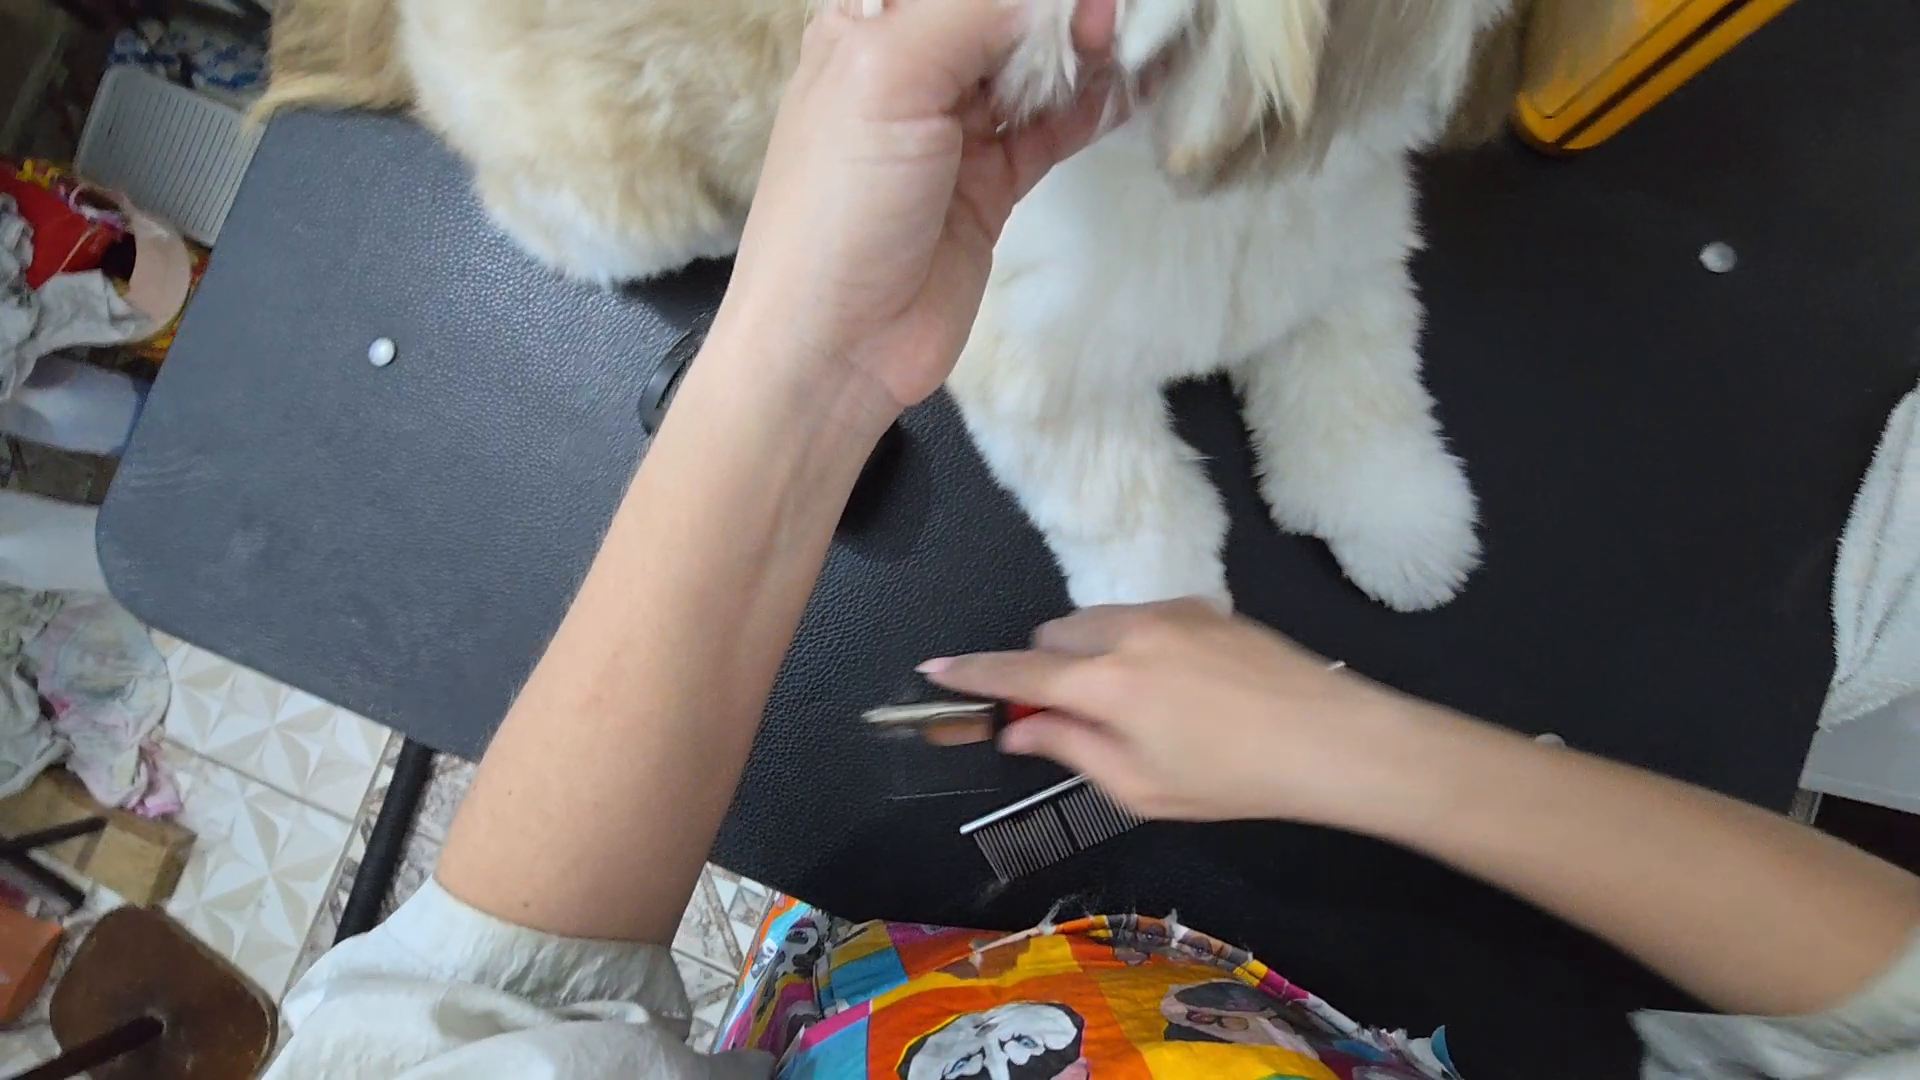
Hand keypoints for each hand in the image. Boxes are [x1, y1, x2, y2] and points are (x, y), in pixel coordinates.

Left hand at [717, 0, 1119, 414]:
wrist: (840, 346)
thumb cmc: (837, 212)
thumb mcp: (887, 79)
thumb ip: (969, 13)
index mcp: (867, 25)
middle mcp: (913, 71)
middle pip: (1002, 12)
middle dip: (1056, 5)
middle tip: (1103, 13)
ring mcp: (955, 134)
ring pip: (1034, 66)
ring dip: (1083, 46)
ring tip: (1125, 35)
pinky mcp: (990, 188)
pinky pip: (1052, 131)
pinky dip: (1092, 106)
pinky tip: (1135, 83)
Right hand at [920, 600, 1443, 823]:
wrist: (1332, 737)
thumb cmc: (1231, 779)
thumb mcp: (1140, 786)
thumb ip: (1068, 748)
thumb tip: (1016, 732)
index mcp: (1106, 683)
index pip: (1017, 672)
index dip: (971, 674)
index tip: (935, 671)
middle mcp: (1125, 631)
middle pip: (1050, 634)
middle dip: (1043, 667)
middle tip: (1070, 711)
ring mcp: (1164, 610)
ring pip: (1091, 620)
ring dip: (1084, 652)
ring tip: (1130, 698)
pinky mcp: (1197, 603)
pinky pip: (1135, 615)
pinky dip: (1127, 641)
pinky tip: (1173, 679)